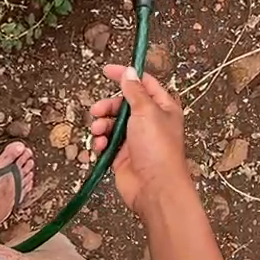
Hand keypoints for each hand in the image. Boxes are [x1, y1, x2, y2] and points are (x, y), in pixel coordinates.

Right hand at [87, 64, 192, 215]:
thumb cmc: (158, 150)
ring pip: (111, 123)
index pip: (143, 84)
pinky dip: (100, 142)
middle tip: (98, 110)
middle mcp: (149, 122)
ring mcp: (135, 139)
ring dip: (101, 125)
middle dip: (107, 106)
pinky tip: (100, 146)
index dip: (126, 76)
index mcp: (162, 107)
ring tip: (99, 131)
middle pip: (122, 104)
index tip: (107, 70)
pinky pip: (106, 142)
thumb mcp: (146, 111)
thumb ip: (135, 90)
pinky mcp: (122, 155)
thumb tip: (130, 72)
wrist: (155, 188)